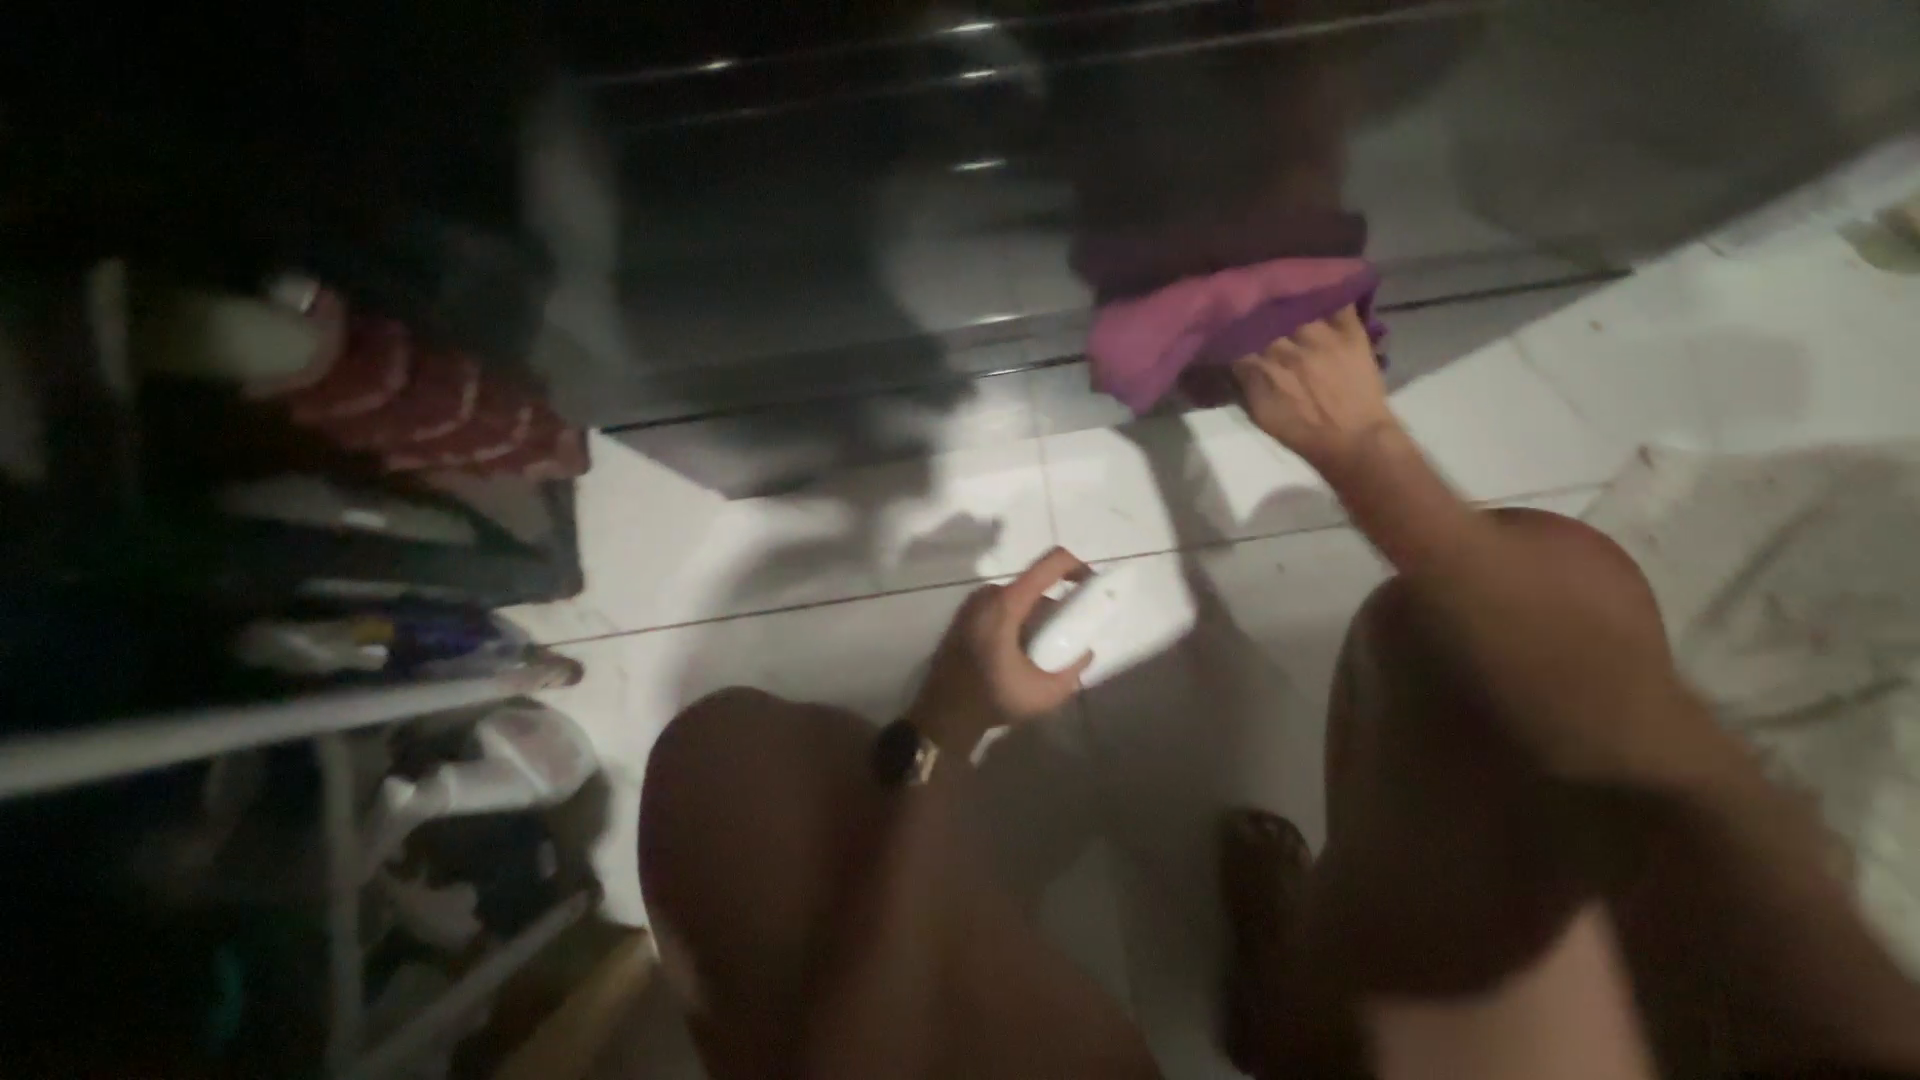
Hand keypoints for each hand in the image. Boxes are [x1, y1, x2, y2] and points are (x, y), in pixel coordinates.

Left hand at [906, 548, 1094, 752]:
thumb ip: (1073, 669)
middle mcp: (988, 594)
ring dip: (1037, 618)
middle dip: (1057, 607)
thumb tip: (1084, 652)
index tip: (1092, 587)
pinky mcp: (963, 617)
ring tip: (1044, 652)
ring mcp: (972, 604)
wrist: (942, 715)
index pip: (1052, 562)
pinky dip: (1018, 622)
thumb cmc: (991, 699)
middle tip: (1069, 637)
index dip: (1078, 567)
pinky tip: (1020, 654)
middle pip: (1035, 585)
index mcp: (1007, 603)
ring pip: (1018, 598)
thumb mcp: (1045, 692)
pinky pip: (1001, 608)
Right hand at [1231, 305, 1398, 476]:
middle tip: (1260, 318)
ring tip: (1288, 302)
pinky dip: (1330, 294)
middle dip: (1260, 317)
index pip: (1239, 339)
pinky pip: (1338, 300)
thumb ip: (1246, 384)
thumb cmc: (1304, 434)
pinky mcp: (1350, 331)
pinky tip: (1323, 292)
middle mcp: (1287, 346)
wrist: (1355, 440)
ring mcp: (1321, 336)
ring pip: (1297, 306)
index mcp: (1262, 368)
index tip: (1234, 334)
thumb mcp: (1261, 415)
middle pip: (1267, 319)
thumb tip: (1234, 363)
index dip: (1235, 335)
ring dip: (1291, 305)